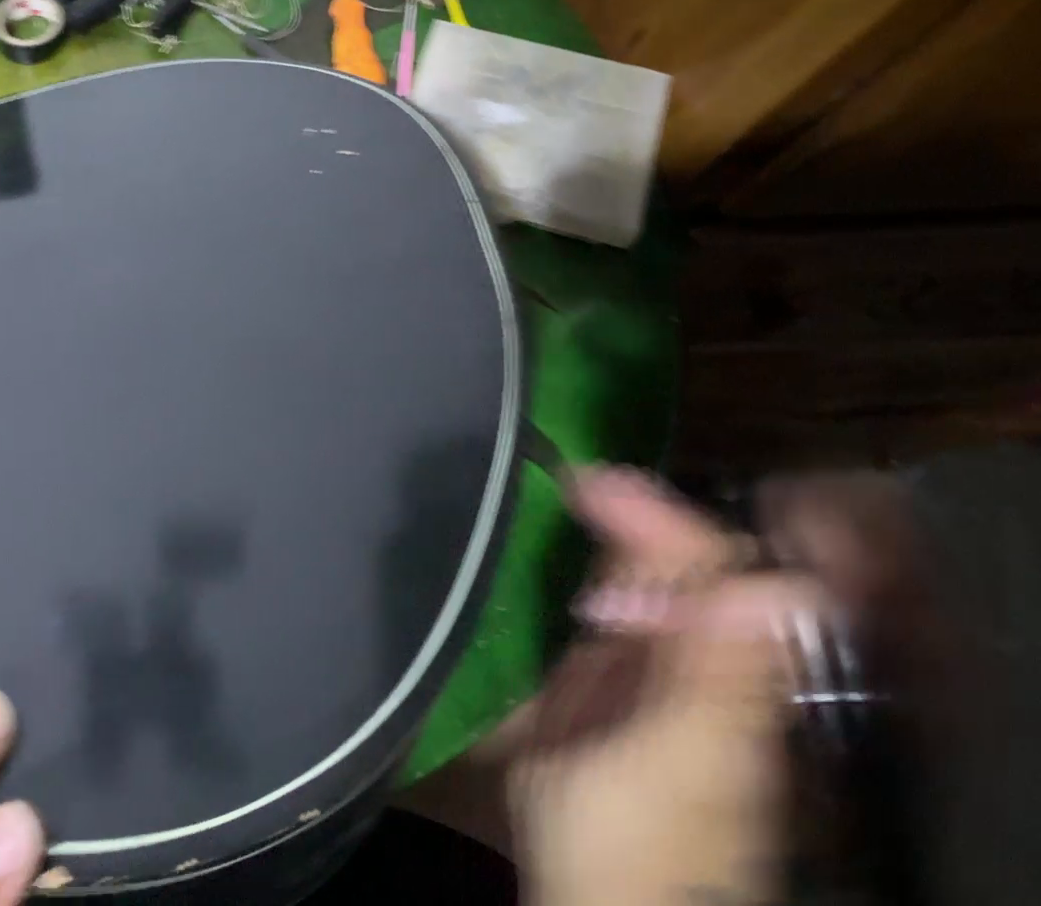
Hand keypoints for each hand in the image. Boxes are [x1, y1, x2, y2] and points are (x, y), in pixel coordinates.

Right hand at [513, 468, 817, 905]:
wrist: (592, 896)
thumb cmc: (636, 840)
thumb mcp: (681, 761)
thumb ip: (723, 679)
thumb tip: (778, 585)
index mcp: (728, 675)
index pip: (712, 573)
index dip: (664, 520)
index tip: (591, 480)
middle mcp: (699, 660)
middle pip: (682, 568)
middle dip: (642, 513)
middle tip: (576, 476)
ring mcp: (651, 669)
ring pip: (646, 583)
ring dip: (614, 535)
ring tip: (568, 492)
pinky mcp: (603, 682)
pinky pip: (608, 610)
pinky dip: (589, 572)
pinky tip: (562, 550)